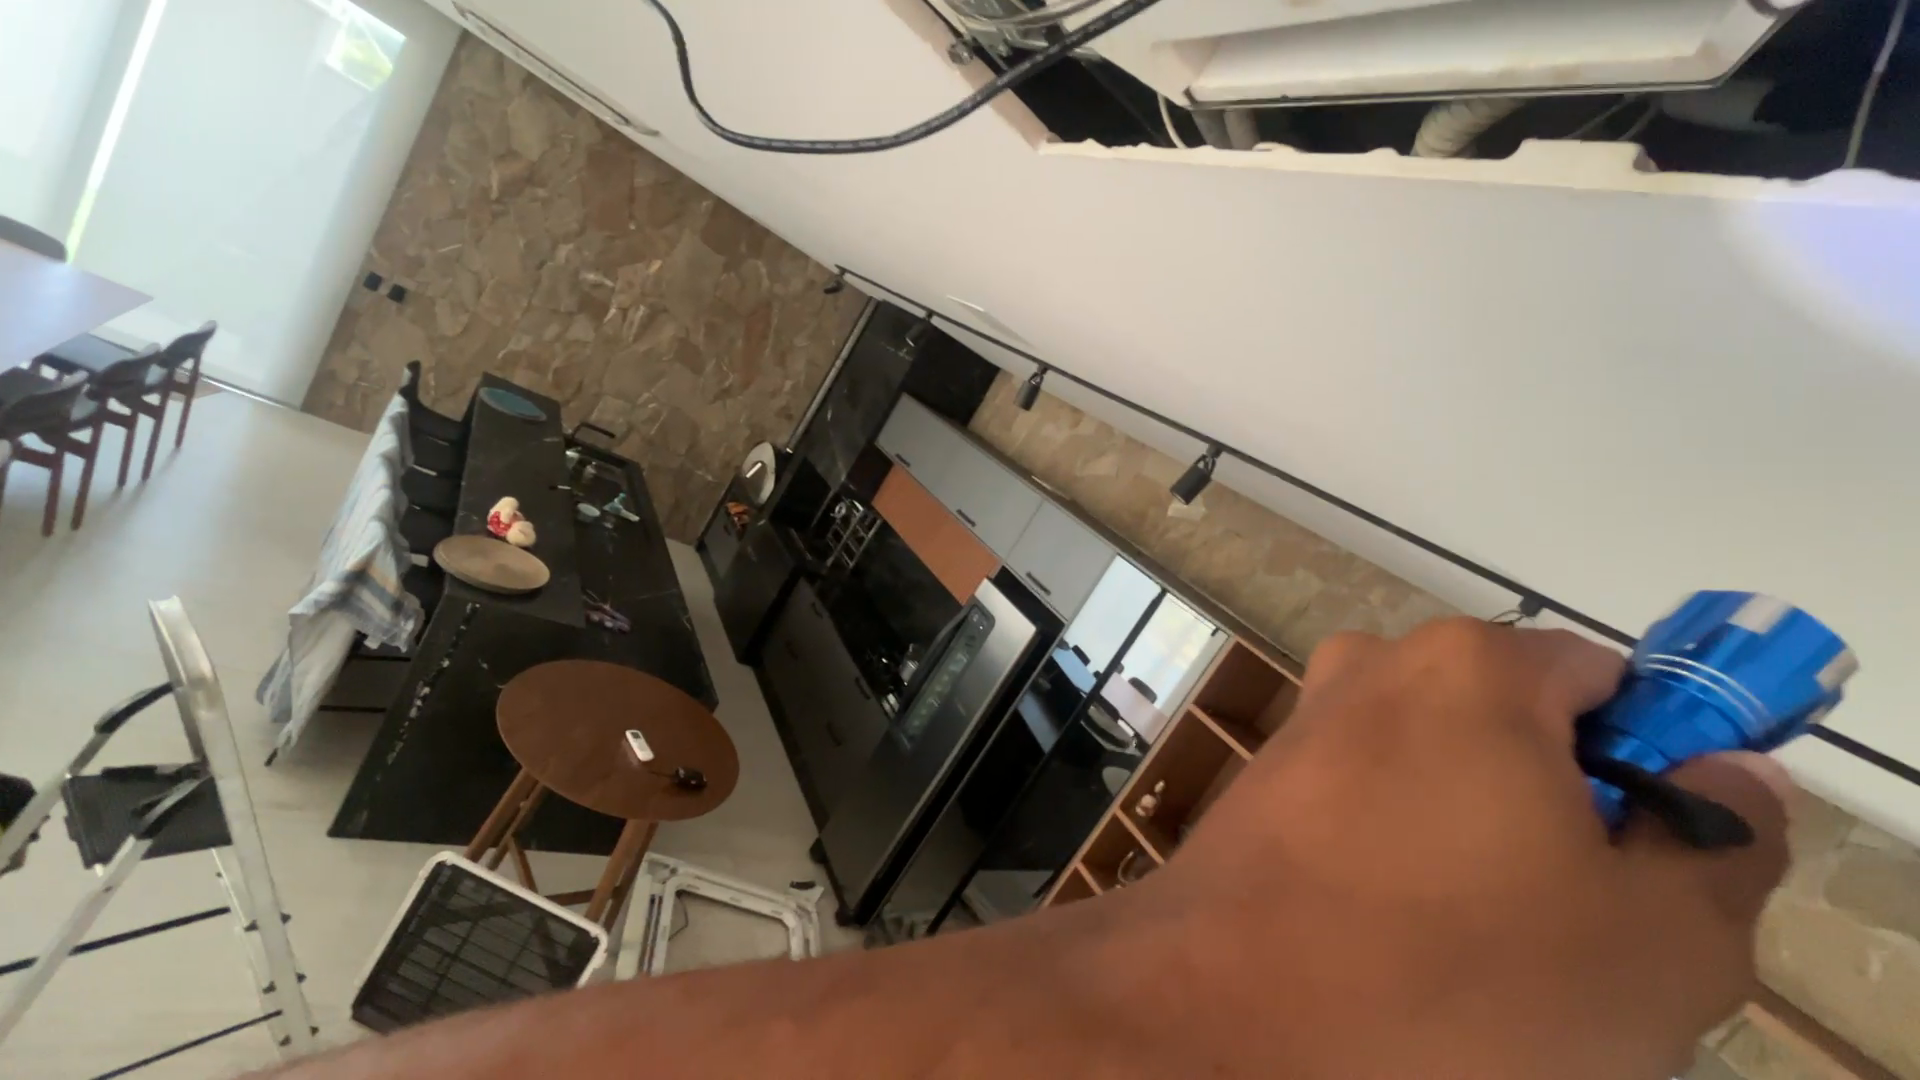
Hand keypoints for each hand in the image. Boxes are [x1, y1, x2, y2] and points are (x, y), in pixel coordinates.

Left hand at [1105, 618, 1788, 1079]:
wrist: (1221, 1014)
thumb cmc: (1454, 976)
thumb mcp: (1656, 942)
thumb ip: (1723, 845)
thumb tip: (1733, 771)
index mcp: (1471, 667)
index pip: (1611, 685)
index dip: (1656, 767)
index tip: (1650, 862)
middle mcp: (1375, 668)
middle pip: (1518, 726)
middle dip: (1561, 810)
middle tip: (1569, 922)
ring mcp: (1309, 722)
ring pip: (1440, 771)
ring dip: (1478, 841)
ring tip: (1478, 944)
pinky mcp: (1264, 779)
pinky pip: (1369, 801)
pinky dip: (1401, 851)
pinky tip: (1399, 934)